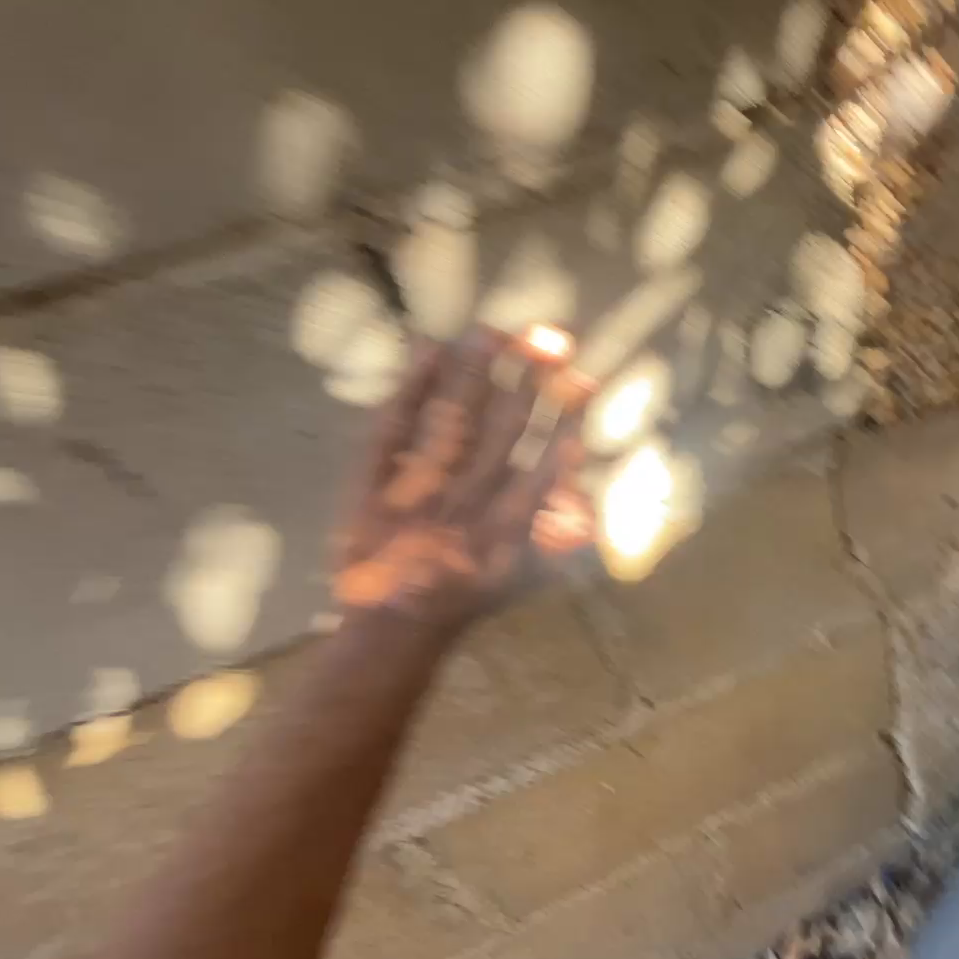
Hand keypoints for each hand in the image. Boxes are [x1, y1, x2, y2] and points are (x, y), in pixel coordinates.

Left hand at [333, 325, 591, 626]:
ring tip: (496, 331)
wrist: (390, 627)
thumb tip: (588, 496)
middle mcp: (466, 498)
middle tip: (550, 336)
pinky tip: (429, 350)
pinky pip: (391, 428)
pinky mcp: (370, 479)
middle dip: (529, 380)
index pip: (543, 457)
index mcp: (506, 523)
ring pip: (453, 419)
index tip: (584, 378)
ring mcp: (415, 486)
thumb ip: (559, 538)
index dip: (565, 415)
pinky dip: (409, 388)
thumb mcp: (522, 577)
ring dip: (477, 374)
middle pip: (502, 428)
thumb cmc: (466, 600)